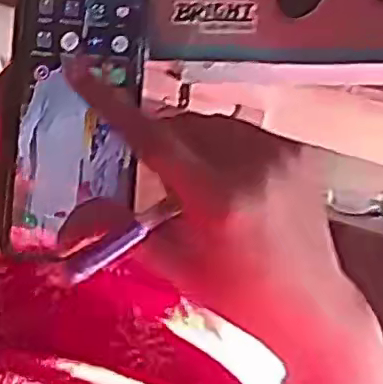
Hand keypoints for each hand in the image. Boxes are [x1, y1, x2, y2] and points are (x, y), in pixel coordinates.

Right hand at [65, 62, 382, 383]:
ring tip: (192, 184)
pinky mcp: (294, 150)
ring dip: (185, 141)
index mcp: (217, 199)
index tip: (81, 73)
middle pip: (176, 125)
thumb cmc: (238, 295)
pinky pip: (234, 128)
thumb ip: (118, 231)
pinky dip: (216, 144)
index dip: (110, 104)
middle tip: (150, 177)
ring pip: (203, 122)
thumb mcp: (172, 265)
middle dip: (155, 141)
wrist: (315, 310)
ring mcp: (278, 154)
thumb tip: (67, 225)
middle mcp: (252, 166)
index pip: (151, 138)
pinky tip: (223, 179)